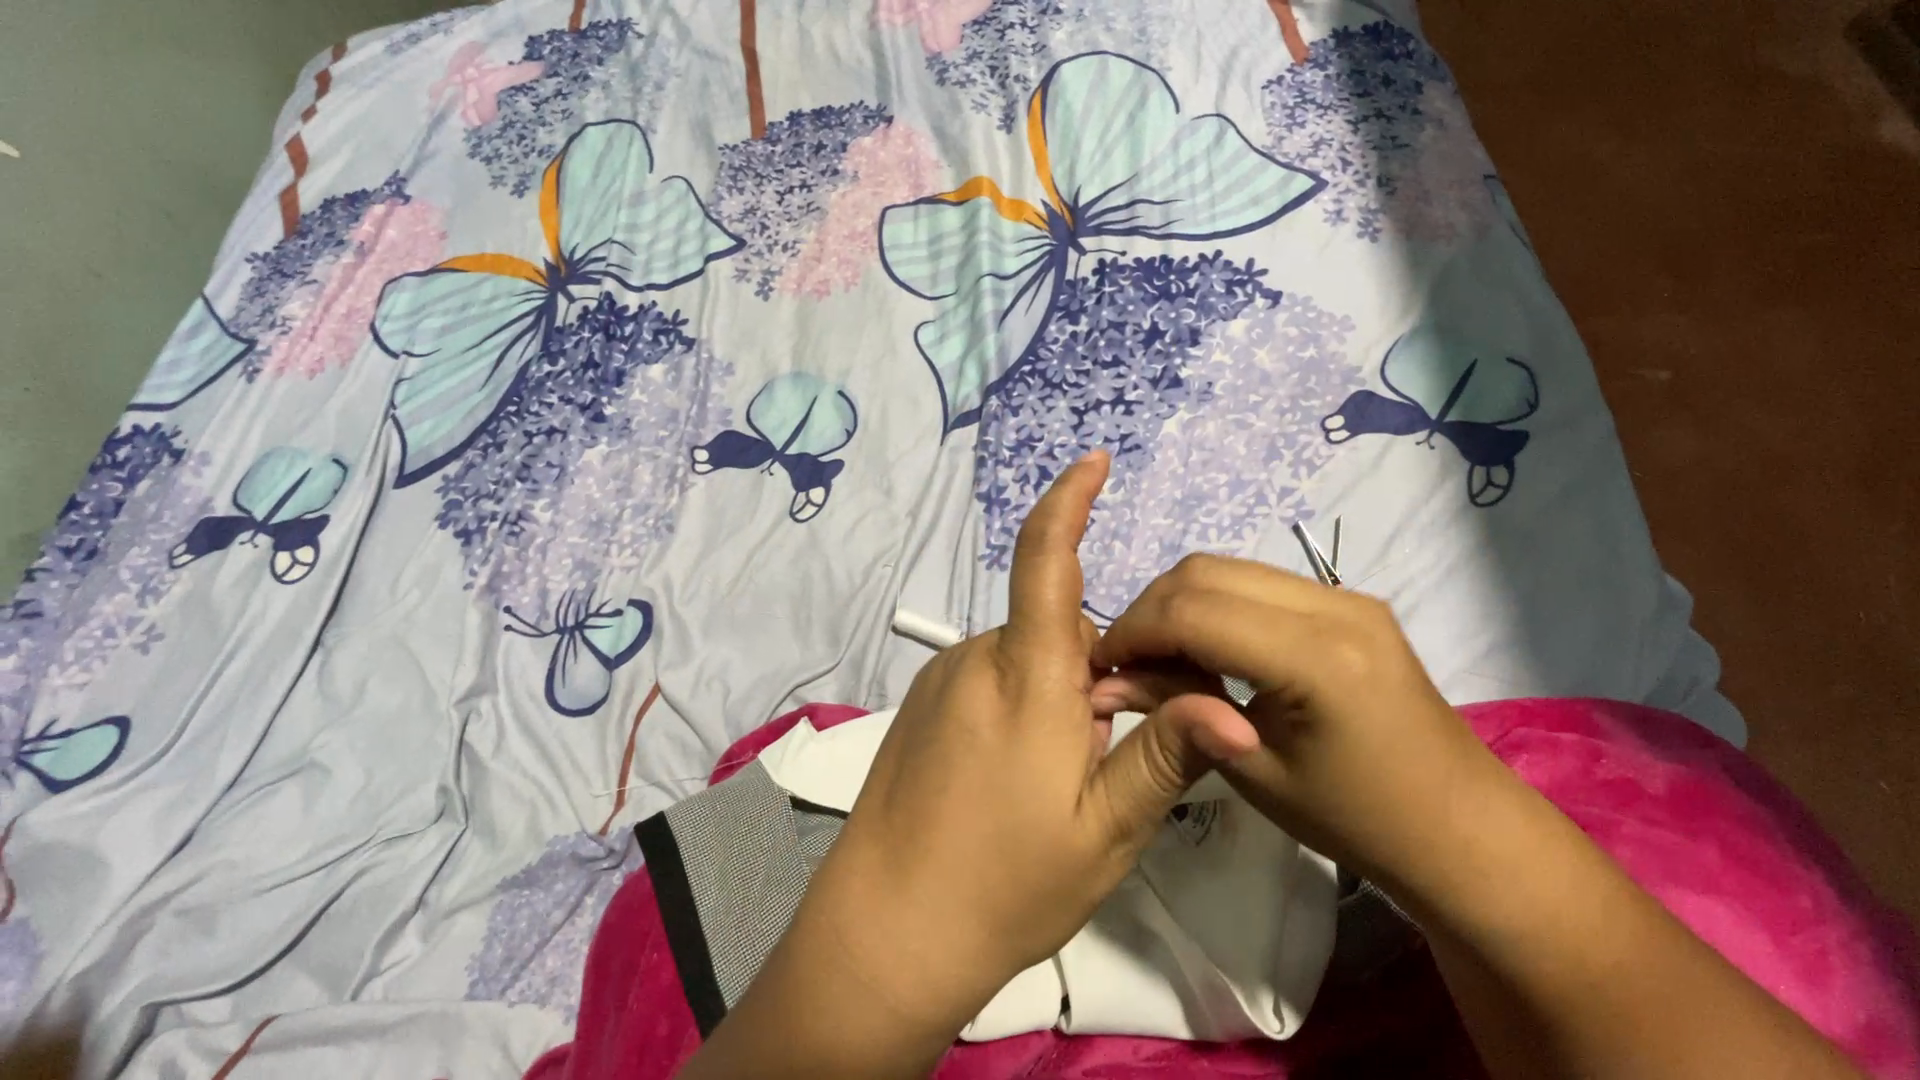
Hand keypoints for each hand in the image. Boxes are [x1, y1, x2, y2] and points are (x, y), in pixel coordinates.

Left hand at [768, 453, 1256, 1043]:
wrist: (885, 930)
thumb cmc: (1005, 884)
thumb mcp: (1105, 831)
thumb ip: (1166, 756)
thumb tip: (1239, 711)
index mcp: (1028, 678)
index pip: (1048, 561)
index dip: (1069, 501)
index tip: (1093, 461)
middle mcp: (977, 661)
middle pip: (1055, 627)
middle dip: (1096, 666)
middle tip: (1111, 751)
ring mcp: (941, 682)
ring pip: (1024, 659)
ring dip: (1056, 693)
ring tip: (1057, 781)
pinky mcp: (921, 707)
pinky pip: (988, 680)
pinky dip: (1019, 705)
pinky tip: (1012, 779)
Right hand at [1088, 553, 1505, 893]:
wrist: (1460, 828)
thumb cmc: (1356, 819)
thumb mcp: (1253, 768)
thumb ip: (1176, 709)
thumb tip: (1103, 681)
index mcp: (1315, 656)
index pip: (1192, 611)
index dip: (1133, 631)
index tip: (1100, 667)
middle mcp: (1334, 605)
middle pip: (1205, 572)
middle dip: (1150, 610)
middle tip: (1123, 662)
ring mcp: (1347, 596)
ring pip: (1229, 568)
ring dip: (1180, 603)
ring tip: (1157, 656)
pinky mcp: (1350, 603)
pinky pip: (1259, 583)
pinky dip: (1215, 605)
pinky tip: (1204, 648)